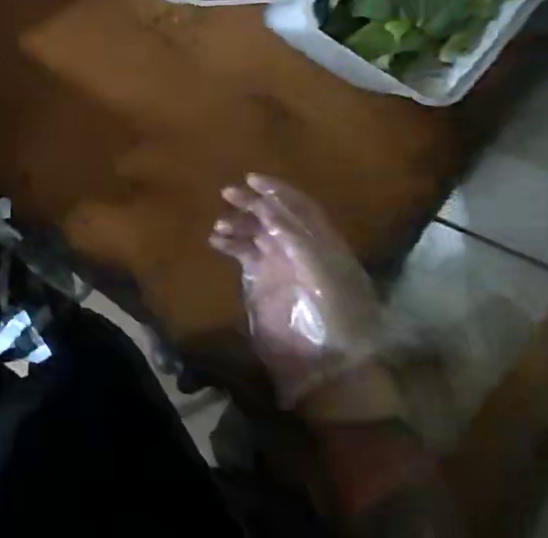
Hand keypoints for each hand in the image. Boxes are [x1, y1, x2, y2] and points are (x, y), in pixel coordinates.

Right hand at [210, 174, 383, 405]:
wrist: (323, 370)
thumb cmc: (332, 325)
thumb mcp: (323, 280)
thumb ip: (299, 243)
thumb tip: (268, 208)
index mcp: (328, 252)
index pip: (304, 212)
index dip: (281, 193)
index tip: (252, 179)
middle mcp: (305, 254)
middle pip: (277, 218)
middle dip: (253, 203)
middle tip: (226, 193)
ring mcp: (283, 268)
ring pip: (257, 233)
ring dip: (238, 222)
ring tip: (219, 225)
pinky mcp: (262, 281)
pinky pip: (243, 252)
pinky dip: (228, 242)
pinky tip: (215, 241)